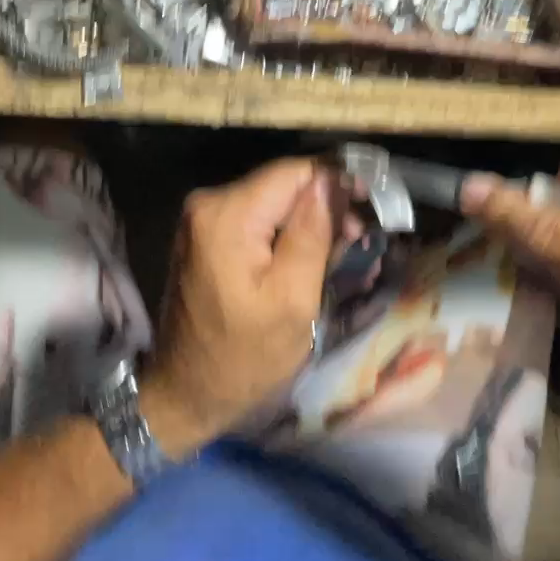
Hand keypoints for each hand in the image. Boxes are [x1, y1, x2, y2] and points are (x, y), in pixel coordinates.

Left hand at [145, 158, 354, 451]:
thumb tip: (332, 180)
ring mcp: (203, 218)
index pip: (293, 171)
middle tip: (363, 244)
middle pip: (282, 185)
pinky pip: (256, 220)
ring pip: (273, 203)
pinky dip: (286, 235)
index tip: (374, 206)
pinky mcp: (206, 235)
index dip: (337, 182)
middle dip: (326, 207)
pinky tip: (314, 260)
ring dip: (310, 223)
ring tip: (347, 256)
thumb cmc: (244, 356)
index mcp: (227, 214)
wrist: (185, 388)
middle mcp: (208, 202)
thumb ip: (312, 233)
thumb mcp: (293, 299)